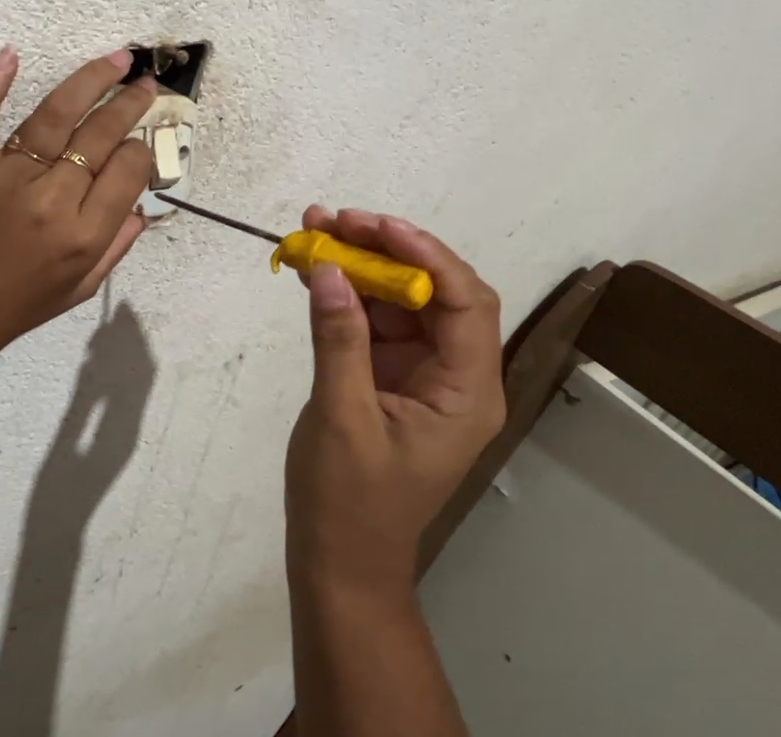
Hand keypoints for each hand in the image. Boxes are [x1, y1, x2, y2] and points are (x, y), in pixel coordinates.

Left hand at [0, 46, 155, 366]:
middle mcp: (52, 203)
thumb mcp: (77, 290)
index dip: (141, 149)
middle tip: (144, 83)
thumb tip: (141, 208)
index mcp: (85, 236)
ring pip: (54, 118)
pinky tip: (9, 57)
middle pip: (100, 137)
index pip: (129, 171)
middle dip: (130, 104)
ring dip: (89, 81)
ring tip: (115, 60)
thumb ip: (114, 248)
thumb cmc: (11, 310)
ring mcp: (7, 182)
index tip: (139, 141)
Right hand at [284, 208, 502, 604]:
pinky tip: (316, 273)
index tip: (373, 225)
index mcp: (467, 392)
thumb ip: (339, 338)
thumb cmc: (348, 501)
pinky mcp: (391, 382)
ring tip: (313, 232)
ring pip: (402, 305)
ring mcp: (423, 378)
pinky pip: (376, 327)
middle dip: (386, 252)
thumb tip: (331, 270)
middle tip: (333, 219)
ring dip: (361, 268)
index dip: (425, 255)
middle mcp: (455, 378)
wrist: (339, 562)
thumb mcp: (342, 415)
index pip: (466, 302)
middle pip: (434, 294)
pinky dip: (348, 299)